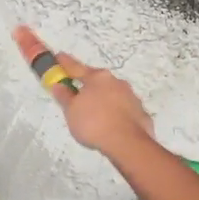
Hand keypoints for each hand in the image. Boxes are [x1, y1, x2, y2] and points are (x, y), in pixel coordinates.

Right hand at [14, 26, 156, 155]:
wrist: (127, 143)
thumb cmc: (94, 123)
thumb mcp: (71, 111)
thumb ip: (64, 96)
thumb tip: (58, 85)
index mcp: (97, 78)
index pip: (76, 67)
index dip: (65, 63)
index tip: (58, 56)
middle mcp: (116, 82)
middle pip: (97, 81)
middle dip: (87, 85)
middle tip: (77, 94)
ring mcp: (131, 96)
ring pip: (112, 94)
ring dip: (103, 100)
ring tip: (95, 115)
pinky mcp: (140, 112)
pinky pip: (123, 109)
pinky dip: (115, 113)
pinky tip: (110, 125)